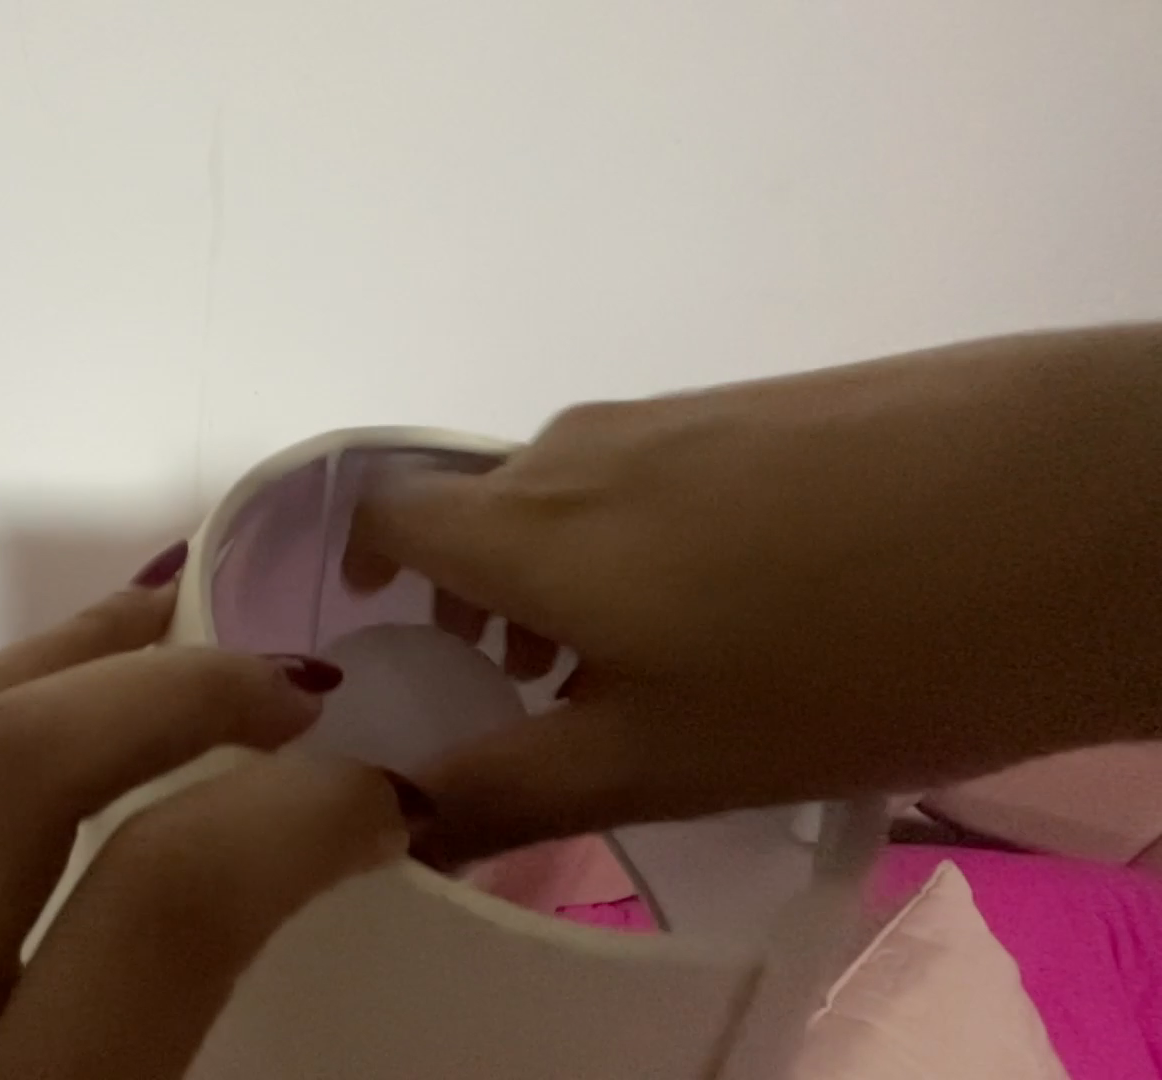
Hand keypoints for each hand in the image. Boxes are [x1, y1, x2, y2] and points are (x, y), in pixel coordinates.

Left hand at [0, 550, 413, 1079]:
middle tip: (298, 680)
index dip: (296, 818)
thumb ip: (216, 1060)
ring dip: (90, 651)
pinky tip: (89, 705)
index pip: (160, 901)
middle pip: (17, 760)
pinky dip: (21, 703)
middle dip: (182, 687)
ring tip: (196, 627)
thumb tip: (329, 944)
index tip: (387, 796)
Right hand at [347, 324, 1161, 867]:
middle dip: (463, 590)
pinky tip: (715, 594)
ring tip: (620, 648)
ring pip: (548, 494)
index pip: (384, 511)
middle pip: (466, 510)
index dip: (362, 558)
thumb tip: (402, 819)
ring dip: (543, 568)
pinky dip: (615, 534)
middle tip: (519, 675)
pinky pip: (624, 470)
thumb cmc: (842, 654)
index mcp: (522, 526)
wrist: (1102, 502)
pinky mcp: (730, 404)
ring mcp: (652, 416)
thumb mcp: (660, 759)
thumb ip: (508, 790)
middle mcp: (564, 450)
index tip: (385, 619)